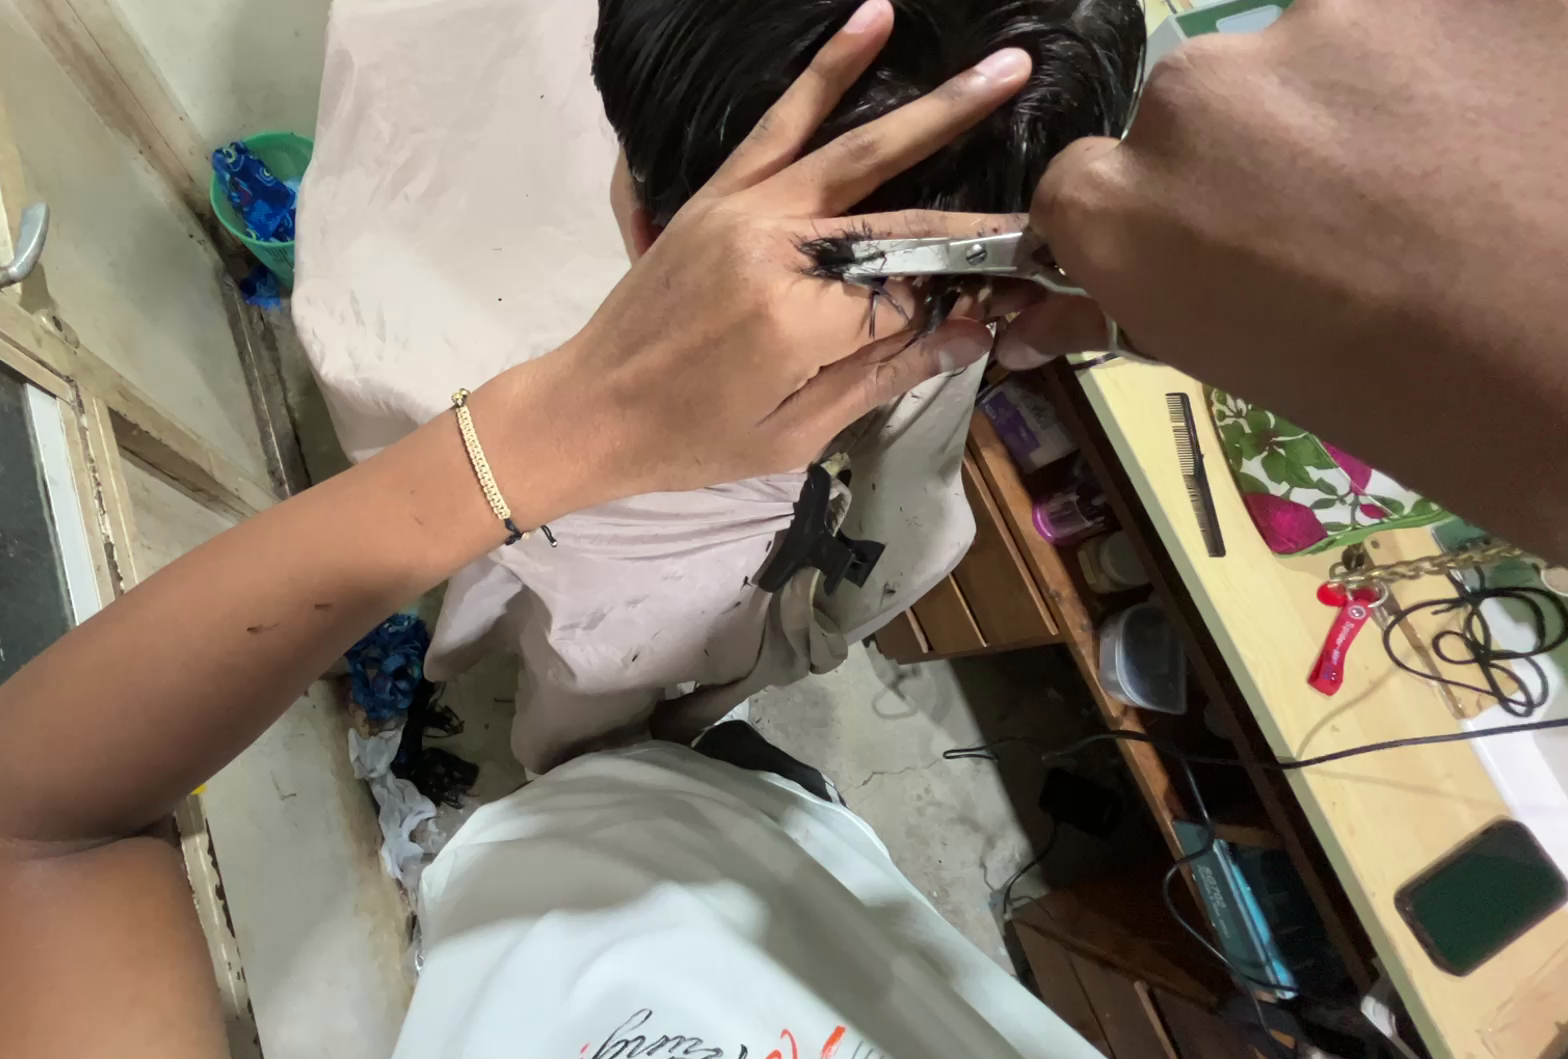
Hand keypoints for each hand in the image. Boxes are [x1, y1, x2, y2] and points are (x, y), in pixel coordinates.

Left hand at [472, 0, 1033, 523]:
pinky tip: (870, 25)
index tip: (999, 306)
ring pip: (855, 154)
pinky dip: (825, 75)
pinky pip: (776, 126)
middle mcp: (779, 250)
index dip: (957, 304)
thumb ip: (877, 378)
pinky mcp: (714, 200)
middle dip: (970, 226)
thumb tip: (968, 335)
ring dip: (936, 113)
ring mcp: (744, 214)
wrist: (587, 412)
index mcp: (800, 320)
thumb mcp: (790, 437)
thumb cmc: (685, 444)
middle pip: (898, 229)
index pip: (909, 298)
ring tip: (1006, 71)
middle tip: (1044, 206)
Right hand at [1000, 0, 1567, 558]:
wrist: (1561, 344)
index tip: (1179, 236)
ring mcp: (1325, 22)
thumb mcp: (1203, 351)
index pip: (1074, 180)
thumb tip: (1025, 328)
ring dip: (1339, 99)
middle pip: (1185, 109)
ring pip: (1305, 56)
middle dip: (1231, 151)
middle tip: (1317, 207)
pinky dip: (1439, 63)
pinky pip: (1414, 24)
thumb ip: (1104, 313)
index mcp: (1109, 200)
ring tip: (1425, 164)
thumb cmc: (1355, 377)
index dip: (1128, 209)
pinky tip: (1485, 122)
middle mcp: (1186, 94)